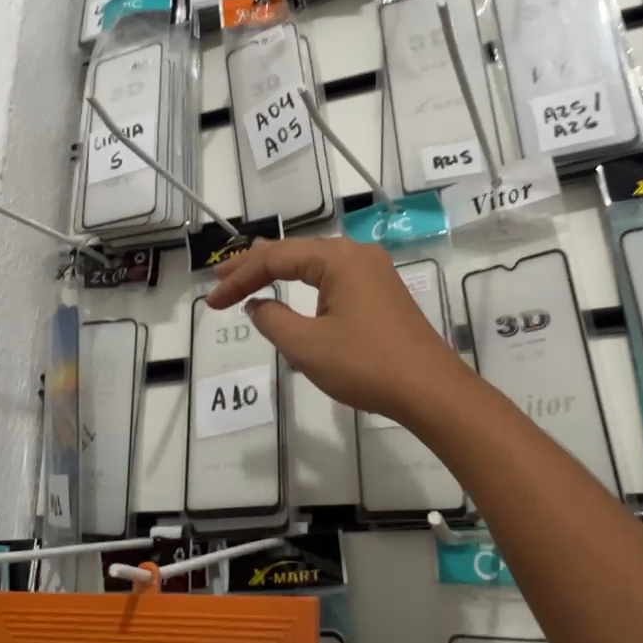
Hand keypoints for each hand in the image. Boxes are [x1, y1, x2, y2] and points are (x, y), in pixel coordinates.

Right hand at [205, 237, 470, 420]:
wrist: (430, 389)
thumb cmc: (366, 364)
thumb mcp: (308, 346)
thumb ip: (274, 321)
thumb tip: (259, 306)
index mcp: (338, 258)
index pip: (275, 258)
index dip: (240, 278)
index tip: (212, 302)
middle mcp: (357, 254)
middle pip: (296, 252)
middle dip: (256, 267)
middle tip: (222, 279)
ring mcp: (374, 272)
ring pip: (315, 263)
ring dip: (281, 272)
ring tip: (249, 277)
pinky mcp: (383, 292)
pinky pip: (334, 277)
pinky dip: (306, 283)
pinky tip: (295, 291)